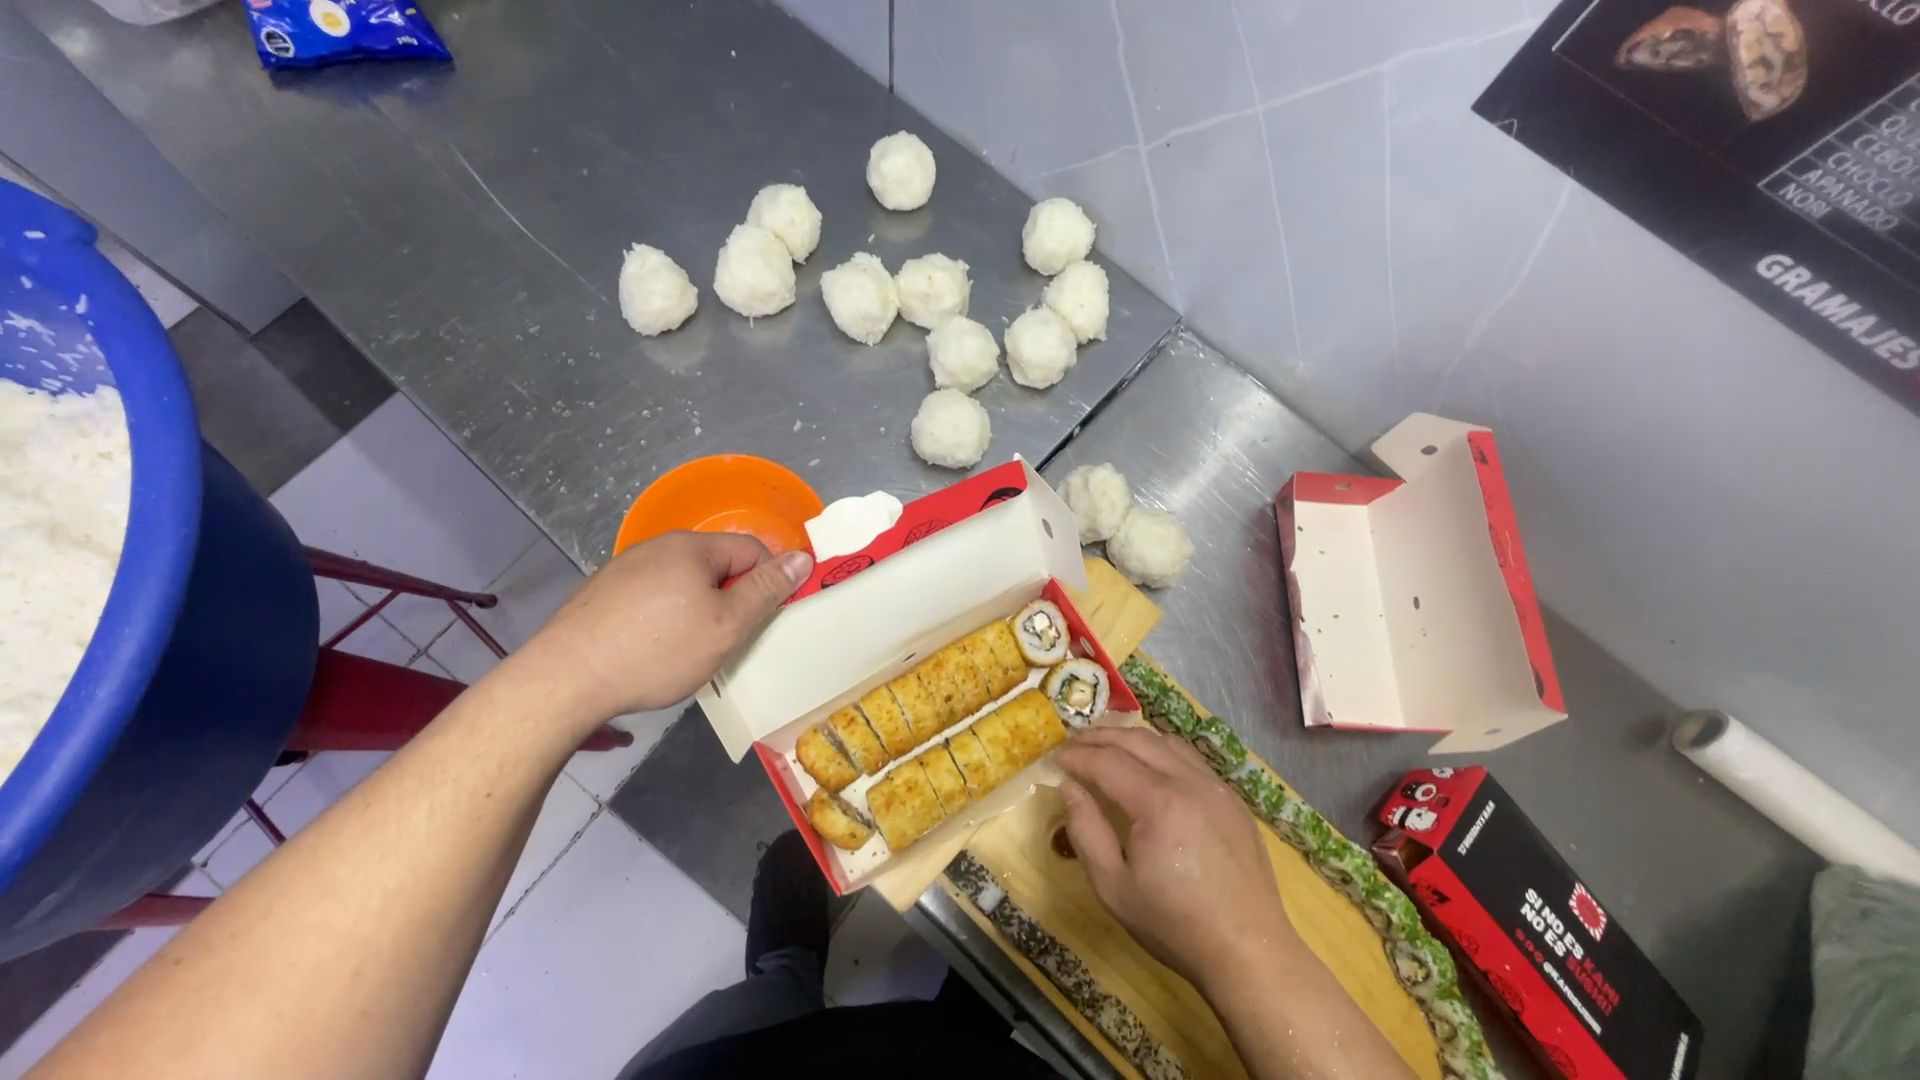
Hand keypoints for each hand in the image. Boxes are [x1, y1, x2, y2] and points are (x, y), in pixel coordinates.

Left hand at [513, 531, 811, 723]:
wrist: (566, 679)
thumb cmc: (658, 650)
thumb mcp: (726, 625)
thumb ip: (766, 589)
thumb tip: (803, 557)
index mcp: (691, 546)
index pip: (752, 550)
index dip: (768, 583)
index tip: (763, 621)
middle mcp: (656, 547)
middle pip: (716, 565)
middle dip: (729, 600)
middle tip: (726, 642)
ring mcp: (623, 569)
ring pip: (682, 584)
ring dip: (696, 611)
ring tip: (686, 652)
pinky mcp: (601, 594)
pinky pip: (650, 598)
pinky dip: (662, 620)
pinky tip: (650, 652)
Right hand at [1056, 726, 1298, 993]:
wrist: (1248, 950)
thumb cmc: (1173, 924)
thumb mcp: (1113, 886)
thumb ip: (1086, 831)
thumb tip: (1070, 788)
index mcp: (1158, 803)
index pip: (1108, 761)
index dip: (1078, 755)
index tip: (1056, 757)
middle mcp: (1189, 782)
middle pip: (1137, 740)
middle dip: (1100, 737)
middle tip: (1074, 743)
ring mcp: (1217, 788)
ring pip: (1167, 742)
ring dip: (1132, 738)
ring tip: (1107, 747)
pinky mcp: (1233, 800)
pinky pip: (1191, 759)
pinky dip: (1161, 751)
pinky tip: (1149, 767)